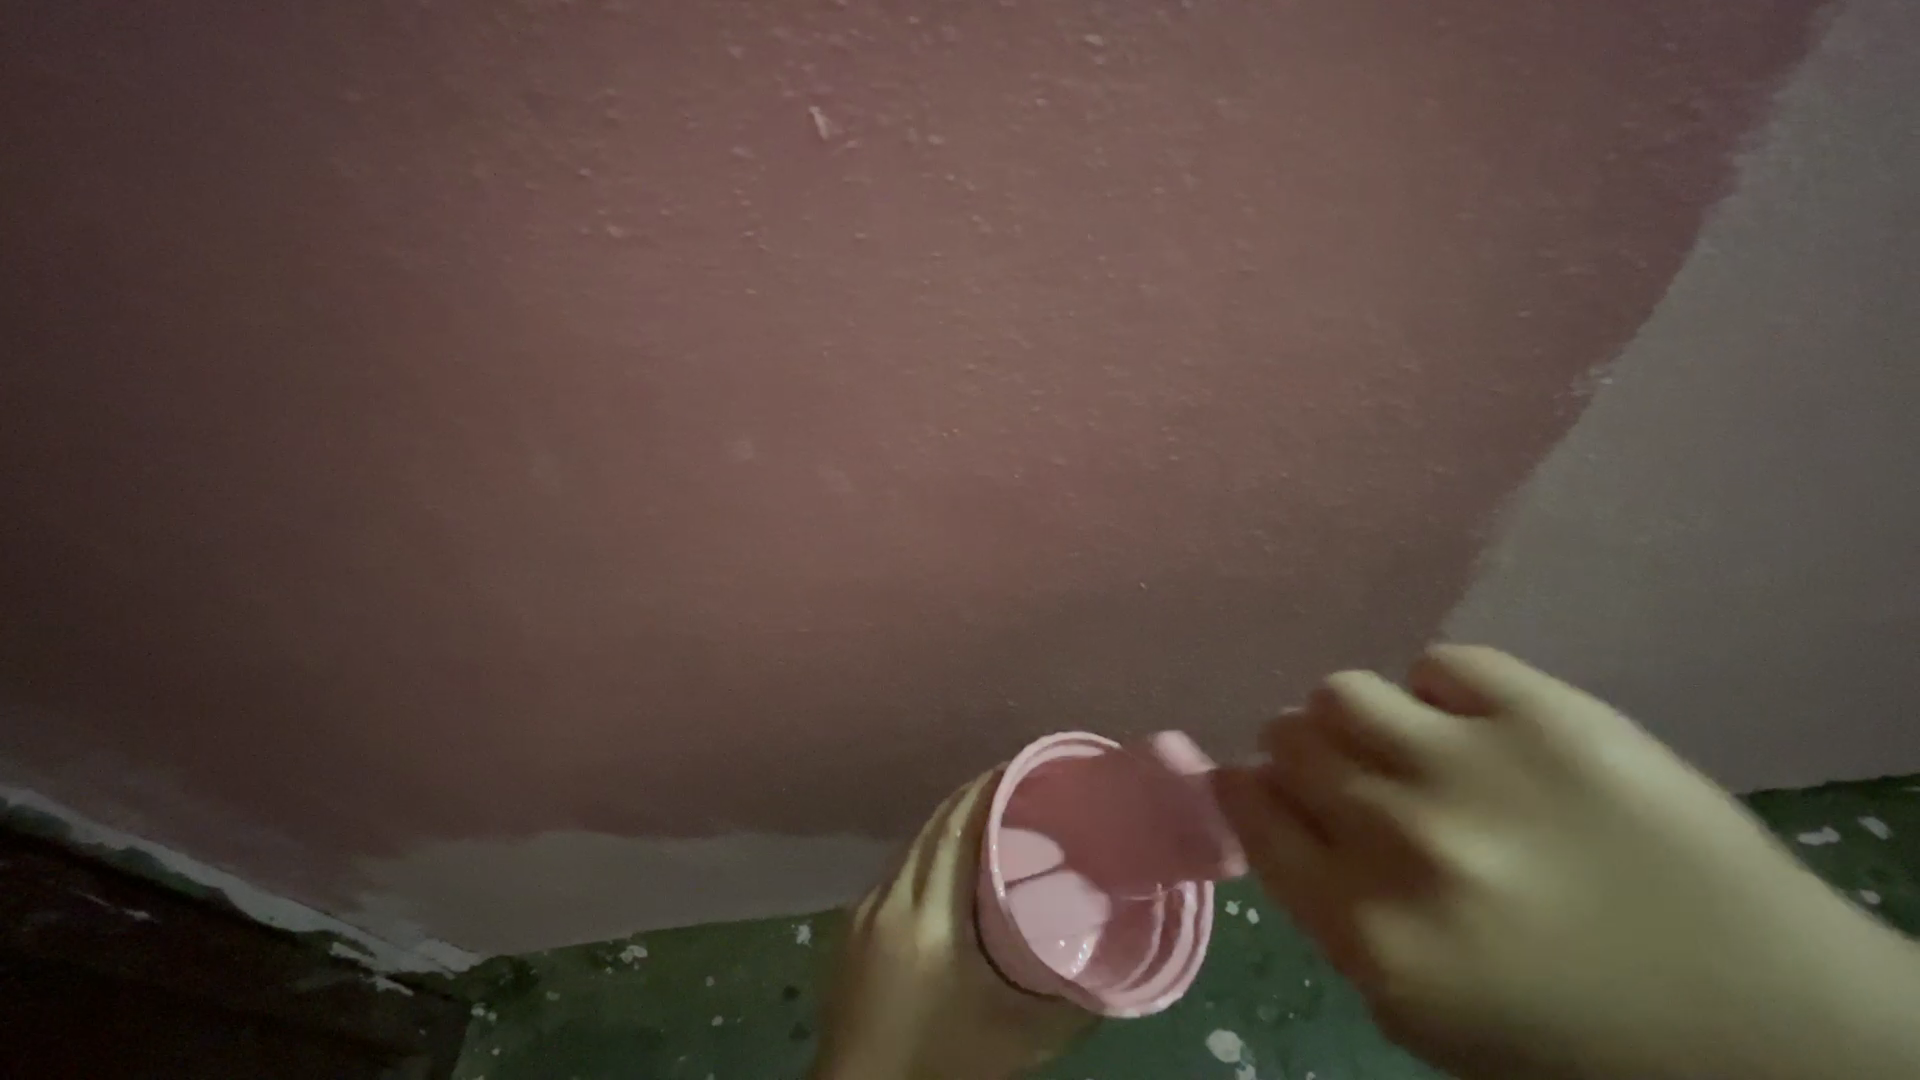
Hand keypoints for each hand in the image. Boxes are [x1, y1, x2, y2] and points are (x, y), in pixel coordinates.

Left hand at [811, 769, 1094, 1079]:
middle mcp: (890, 897)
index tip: (1023, 770)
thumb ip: (1073, 1002)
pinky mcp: (852, 923)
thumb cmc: (943, 1064)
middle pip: (934, 826)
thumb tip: (1117, 967)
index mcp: (928, 916)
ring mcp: (863, 908)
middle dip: (974, 797)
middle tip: (1019, 788)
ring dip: (950, 823)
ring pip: (913, 844)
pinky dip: (928, 853)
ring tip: (993, 818)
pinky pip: (898, 869)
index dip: (987, 790)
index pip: (956, 827)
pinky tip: (951, 866)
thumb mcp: (1020, 1039)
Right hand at [1214, 645, 1919, 1079]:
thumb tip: (1273, 807)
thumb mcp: (1414, 1007)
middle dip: (1303, 758)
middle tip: (1349, 778)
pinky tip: (1481, 732)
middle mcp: (1400, 836)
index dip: (1248, 789)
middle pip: (1288, 740)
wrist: (1775, 1030)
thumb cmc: (1570, 1037)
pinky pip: (1440, 664)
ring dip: (1360, 720)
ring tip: (1406, 744)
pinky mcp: (1550, 713)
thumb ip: (1326, 907)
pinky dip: (1444, 695)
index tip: (1266, 788)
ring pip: (1343, 691)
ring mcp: (1473, 764)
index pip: (1249, 807)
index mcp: (1366, 927)